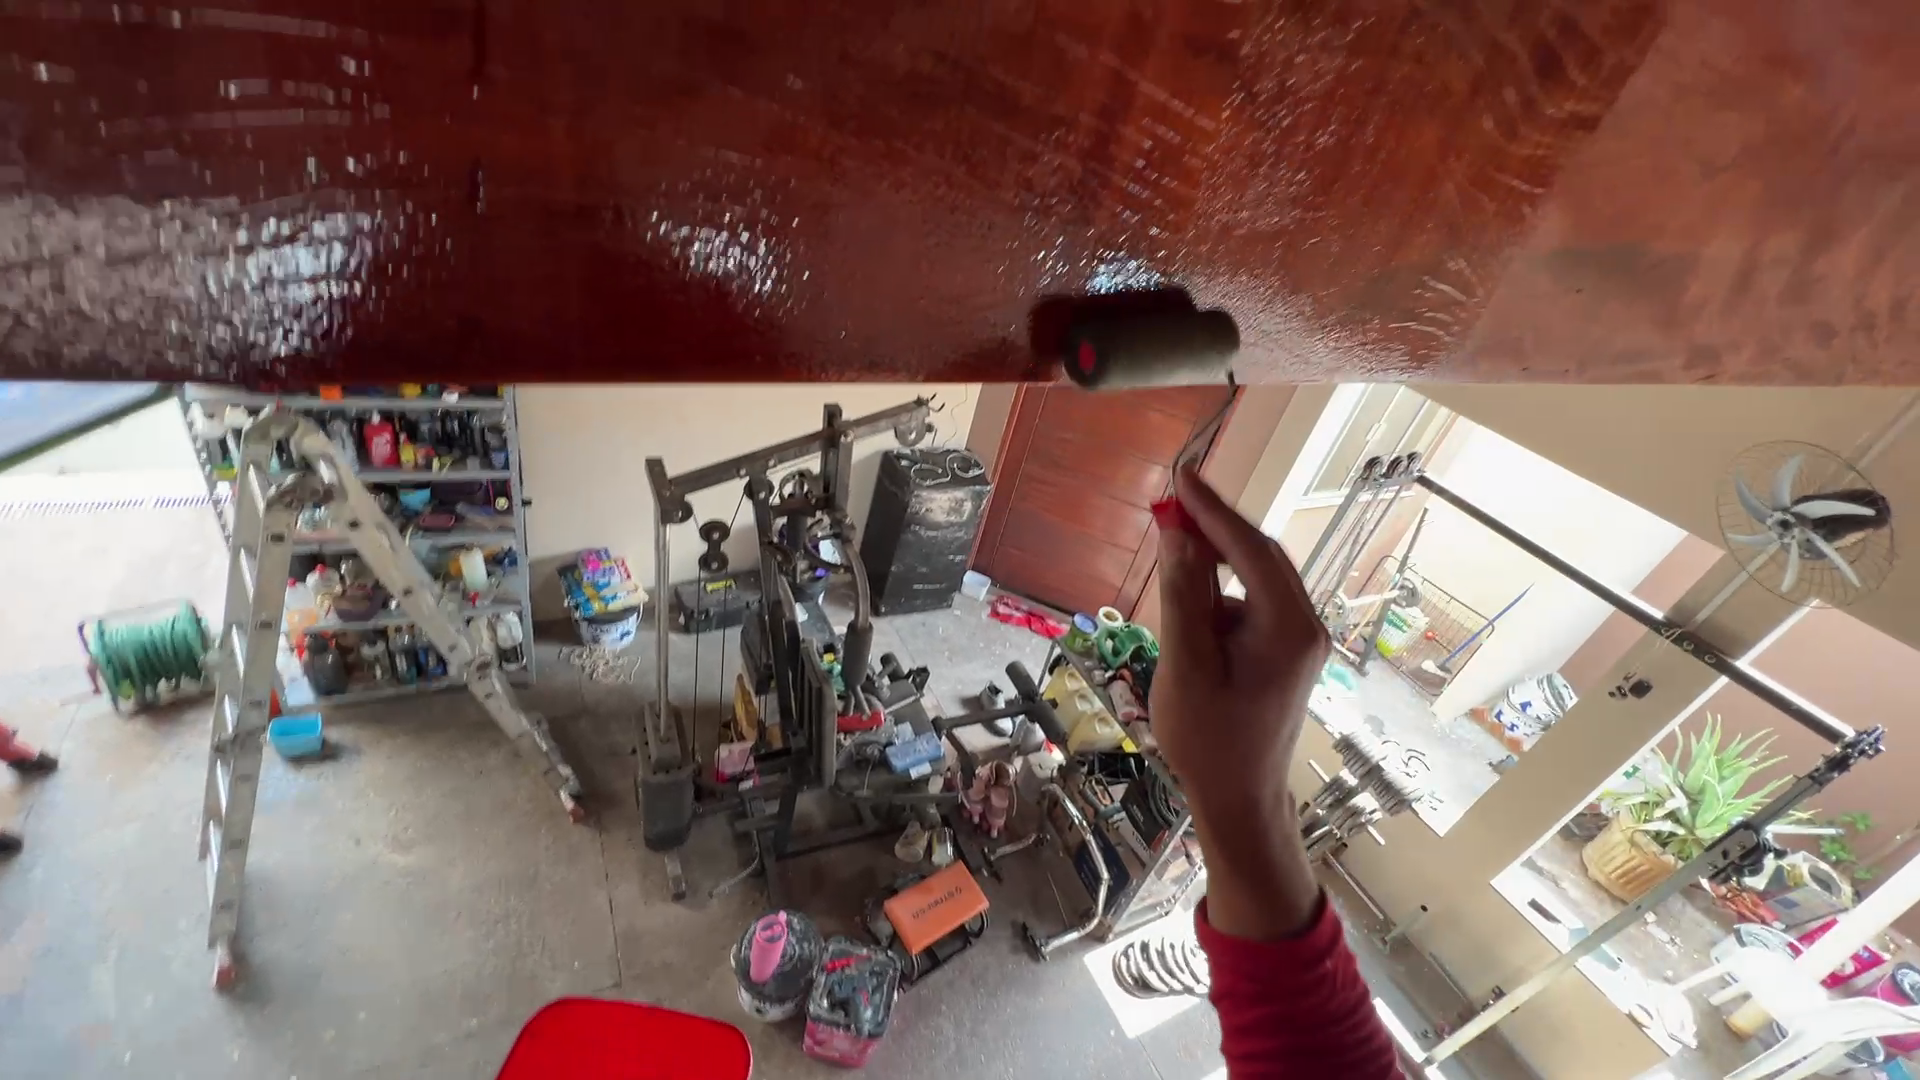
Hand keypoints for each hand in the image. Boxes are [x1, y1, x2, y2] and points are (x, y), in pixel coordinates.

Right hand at [1151, 464, 1329, 938]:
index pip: (1249, 549)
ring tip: (1171, 550)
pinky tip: (1188, 603)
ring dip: (1213, 561)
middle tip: (1168, 507)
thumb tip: (1178, 536)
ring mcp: (1296, 638)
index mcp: (1288, 627)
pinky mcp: (1283, 650)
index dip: (1211, 510)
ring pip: (1253, 578)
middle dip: (1213, 529)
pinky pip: (1249, 603)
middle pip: (1258, 556)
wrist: (1239, 798)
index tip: (1180, 477)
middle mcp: (1303, 625)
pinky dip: (1217, 592)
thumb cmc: (1208, 739)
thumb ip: (1183, 597)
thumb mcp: (1186, 665)